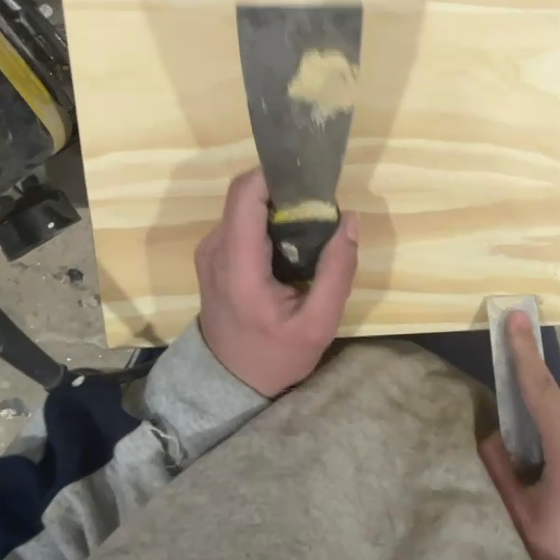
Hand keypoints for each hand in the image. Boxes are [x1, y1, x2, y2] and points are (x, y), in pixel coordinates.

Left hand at [194, 169, 360, 397]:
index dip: (275, 176)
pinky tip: (289, 249)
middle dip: (284, 193)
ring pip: (244, 206)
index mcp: (238, 266)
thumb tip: (350, 219)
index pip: (245, 194)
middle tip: (320, 212)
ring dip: (277, 210)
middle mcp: (215, 250)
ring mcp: (210, 251)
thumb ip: (337, 271)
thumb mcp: (319, 324)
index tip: (311, 182)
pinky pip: (241, 222)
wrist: (230, 384)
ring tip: (309, 234)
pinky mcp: (213, 255)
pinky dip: (267, 224)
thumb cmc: (276, 356)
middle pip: (246, 195)